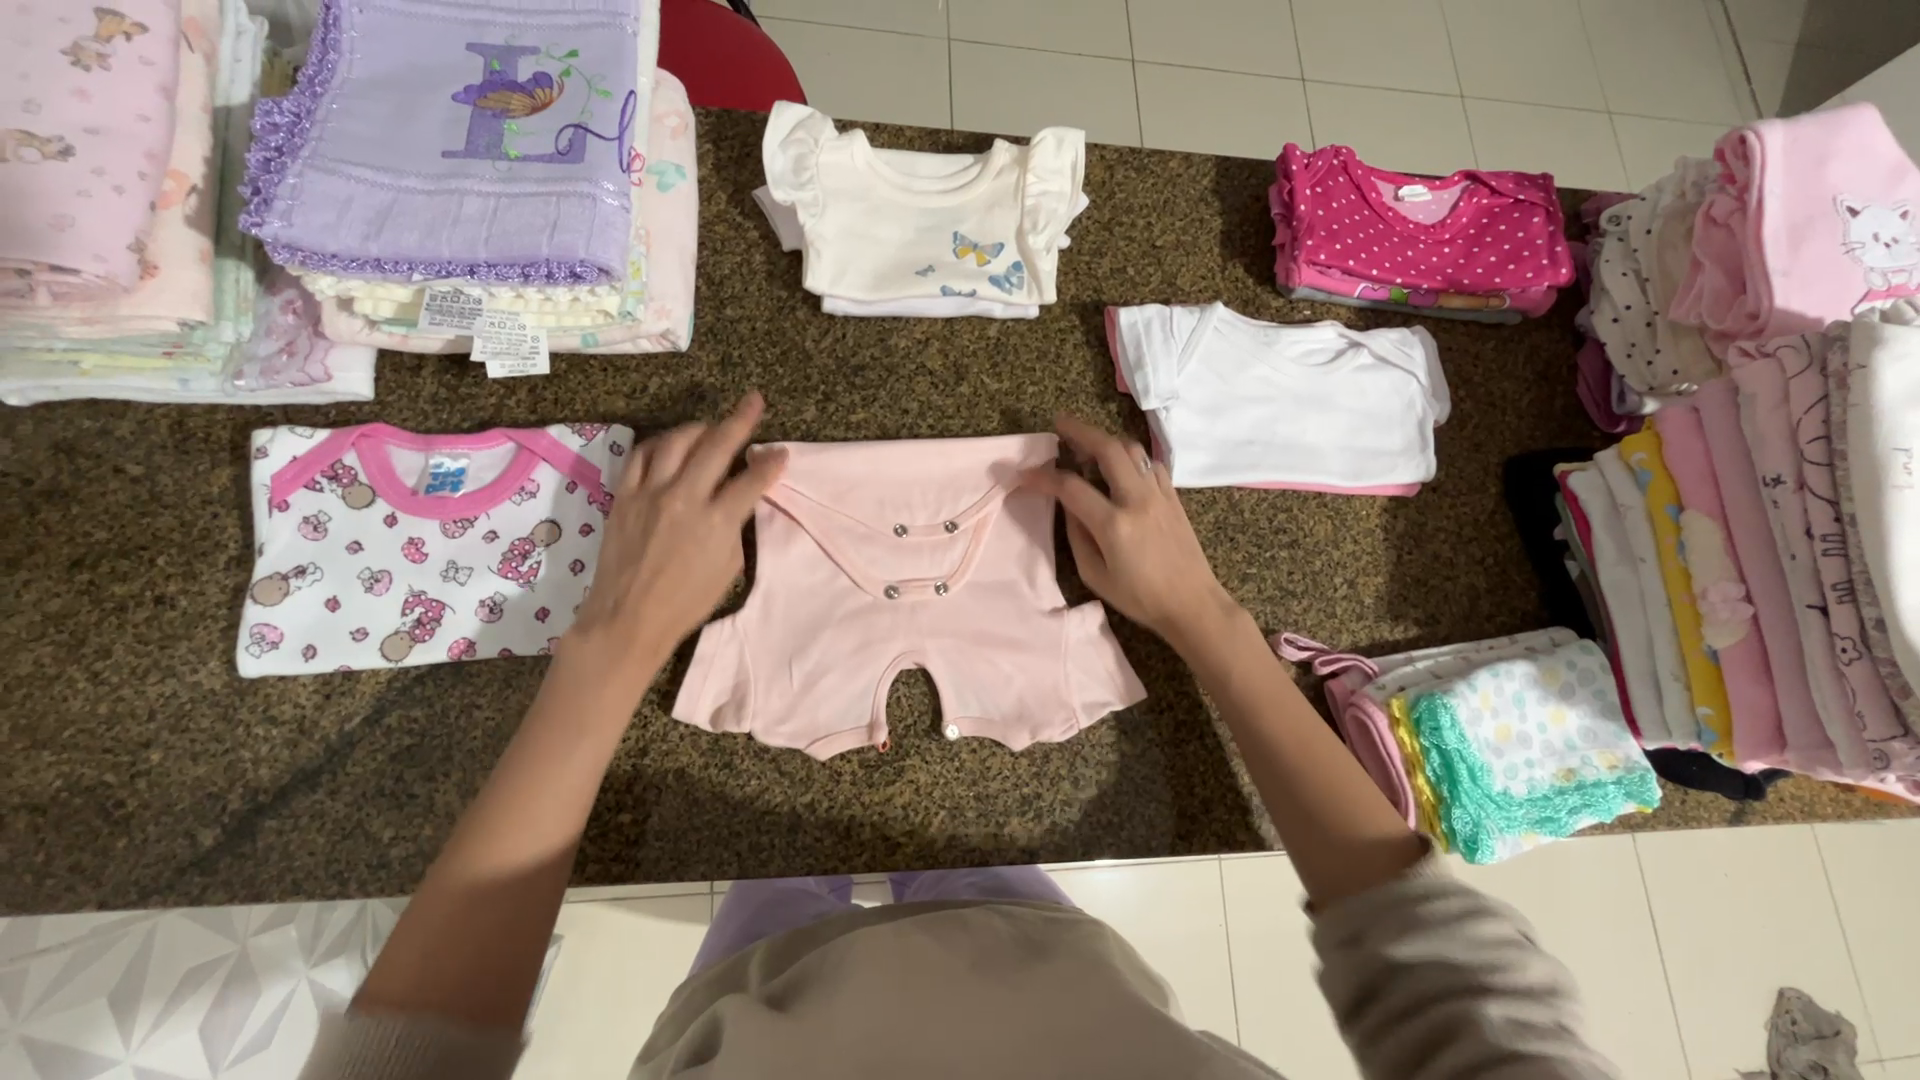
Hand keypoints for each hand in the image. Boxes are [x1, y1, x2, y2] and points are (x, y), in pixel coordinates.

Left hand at [562, 392, 786, 679]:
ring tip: (710, 426)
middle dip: (741, 420)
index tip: (782, 453)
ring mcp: (650, 492)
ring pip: (676, 441)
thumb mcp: (729, 568)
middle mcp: (684, 497)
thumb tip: (737, 501)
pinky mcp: (623, 495)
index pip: (752, 480)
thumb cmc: (686, 603)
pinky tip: (669, 444)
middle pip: (717, 445)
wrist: (628, 618)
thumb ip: (735, 527)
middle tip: (754, 401)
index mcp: (717, 522)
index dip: (772, 464)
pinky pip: (641, 454)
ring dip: (698, 427)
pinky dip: (659, 443)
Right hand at [1020, 414, 1241, 653]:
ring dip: (1106, 440)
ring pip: (1132, 450)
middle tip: (1059, 424)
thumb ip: (1077, 536)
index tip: (1024, 474)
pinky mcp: (1173, 497)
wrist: (1193, 603)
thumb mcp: (1095, 576)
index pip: (1070, 487)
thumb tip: (1068, 506)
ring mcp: (1159, 494)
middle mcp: (1137, 500)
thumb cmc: (1140, 598)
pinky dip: (1130, 457)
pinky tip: (1120, 466)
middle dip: (1080, 431)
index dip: (1043, 477)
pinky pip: (1150, 464)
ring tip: (1087, 444)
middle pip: (1107, 449)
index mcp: (1114, 525)